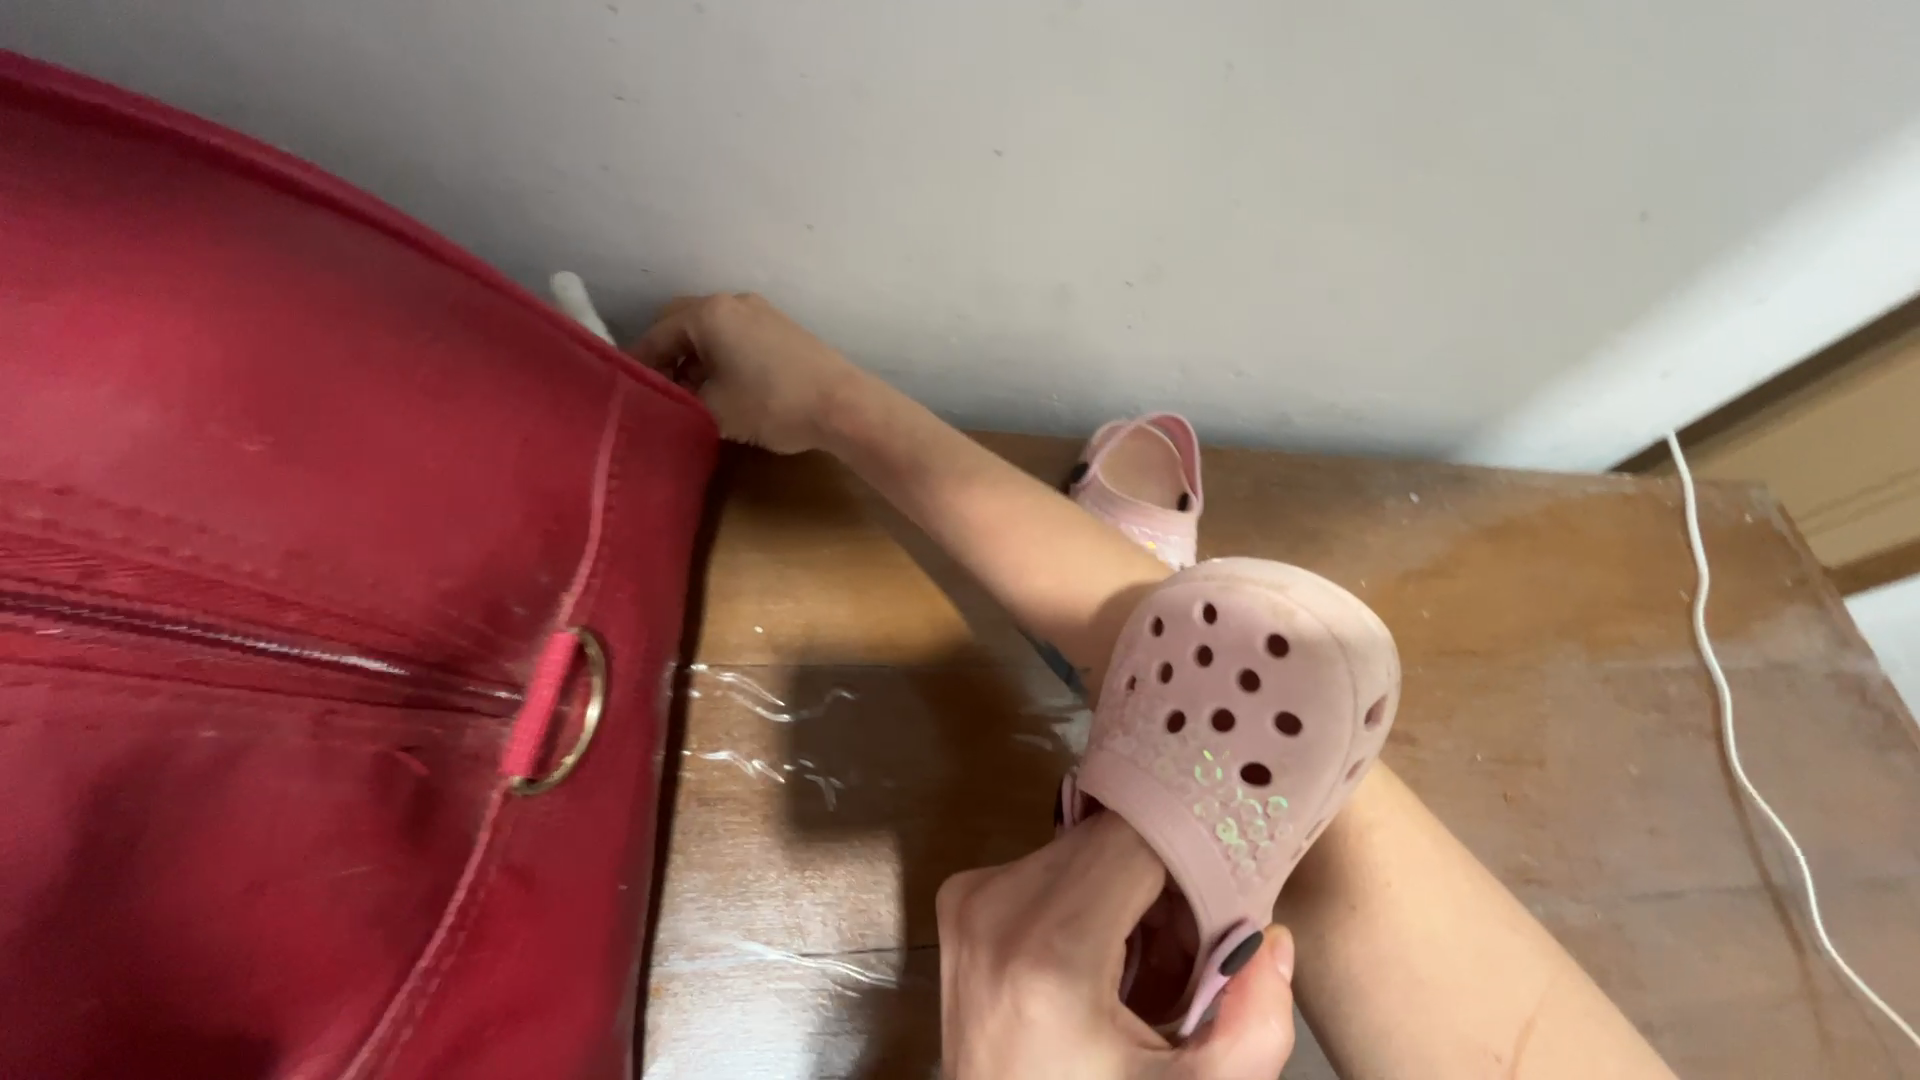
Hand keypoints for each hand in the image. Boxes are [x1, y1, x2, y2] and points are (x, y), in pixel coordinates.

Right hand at [629, 292, 866, 453]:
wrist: (843, 405)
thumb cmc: (773, 404)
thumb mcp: (714, 410)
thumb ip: (681, 402)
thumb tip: (668, 401)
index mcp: (708, 314)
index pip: (656, 334)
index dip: (640, 364)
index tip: (630, 391)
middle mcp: (733, 302)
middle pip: (682, 324)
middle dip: (667, 356)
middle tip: (661, 390)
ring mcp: (762, 313)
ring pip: (712, 331)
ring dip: (696, 358)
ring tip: (691, 396)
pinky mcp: (783, 330)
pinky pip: (738, 337)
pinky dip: (722, 357)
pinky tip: (726, 389)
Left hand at [936, 813, 1296, 1079]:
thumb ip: (1254, 1028)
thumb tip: (1273, 938)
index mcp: (1049, 950)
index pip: (1134, 840)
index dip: (1188, 858)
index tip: (1223, 893)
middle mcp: (997, 904)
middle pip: (1105, 841)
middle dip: (1158, 878)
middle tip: (1187, 944)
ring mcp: (970, 896)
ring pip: (1077, 848)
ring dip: (1123, 885)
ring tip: (1141, 959)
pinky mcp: (960, 897)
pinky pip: (1045, 865)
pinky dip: (1086, 892)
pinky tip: (1098, 953)